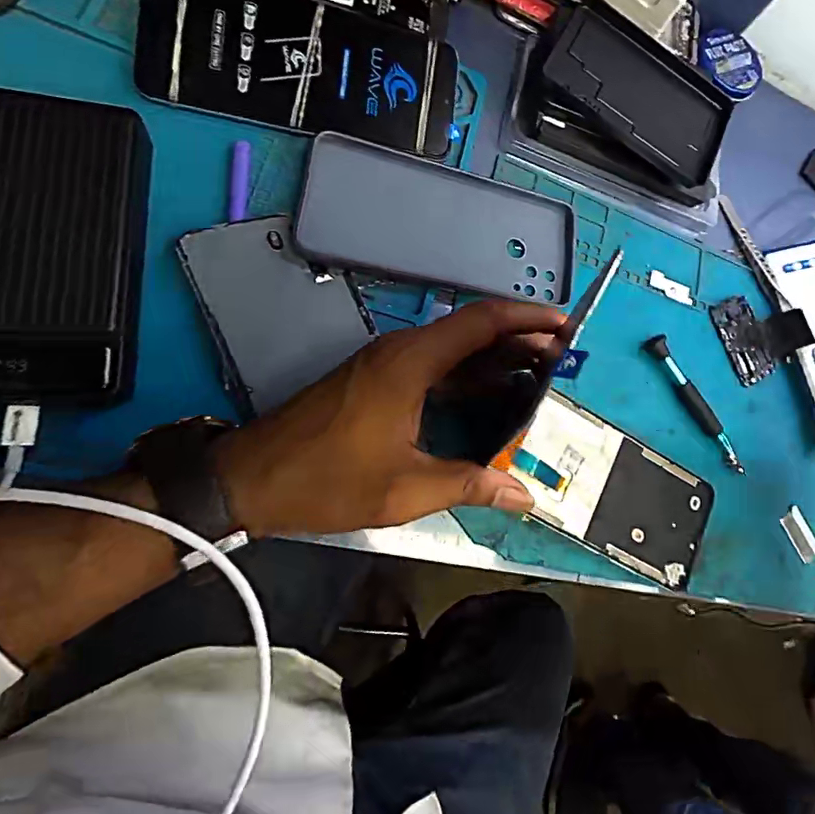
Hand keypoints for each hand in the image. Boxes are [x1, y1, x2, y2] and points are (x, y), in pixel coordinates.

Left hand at [212, 300, 565, 536]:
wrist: (251, 478)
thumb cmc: (327, 479)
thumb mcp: (405, 488)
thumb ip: (469, 484)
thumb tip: (523, 496)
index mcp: (411, 362)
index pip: (480, 321)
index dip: (527, 317)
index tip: (564, 326)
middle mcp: (402, 350)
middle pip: (472, 329)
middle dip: (520, 339)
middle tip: (561, 358)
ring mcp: (387, 362)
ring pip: (454, 347)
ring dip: (495, 357)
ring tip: (538, 375)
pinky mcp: (377, 378)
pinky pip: (435, 364)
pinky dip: (469, 373)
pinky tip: (491, 395)